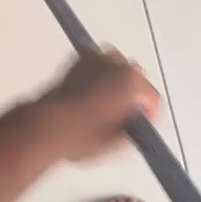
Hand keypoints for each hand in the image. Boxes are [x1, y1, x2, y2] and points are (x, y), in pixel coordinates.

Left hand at [30, 49, 159, 161]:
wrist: (48, 125)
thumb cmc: (80, 133)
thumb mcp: (115, 143)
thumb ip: (133, 131)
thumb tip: (133, 128)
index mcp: (133, 83)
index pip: (152, 97)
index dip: (148, 114)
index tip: (141, 124)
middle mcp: (119, 64)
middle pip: (137, 77)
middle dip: (133, 94)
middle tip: (122, 115)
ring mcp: (99, 58)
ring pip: (118, 67)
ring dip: (116, 81)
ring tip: (105, 103)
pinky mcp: (80, 58)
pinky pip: (98, 63)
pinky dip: (99, 73)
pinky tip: (91, 92)